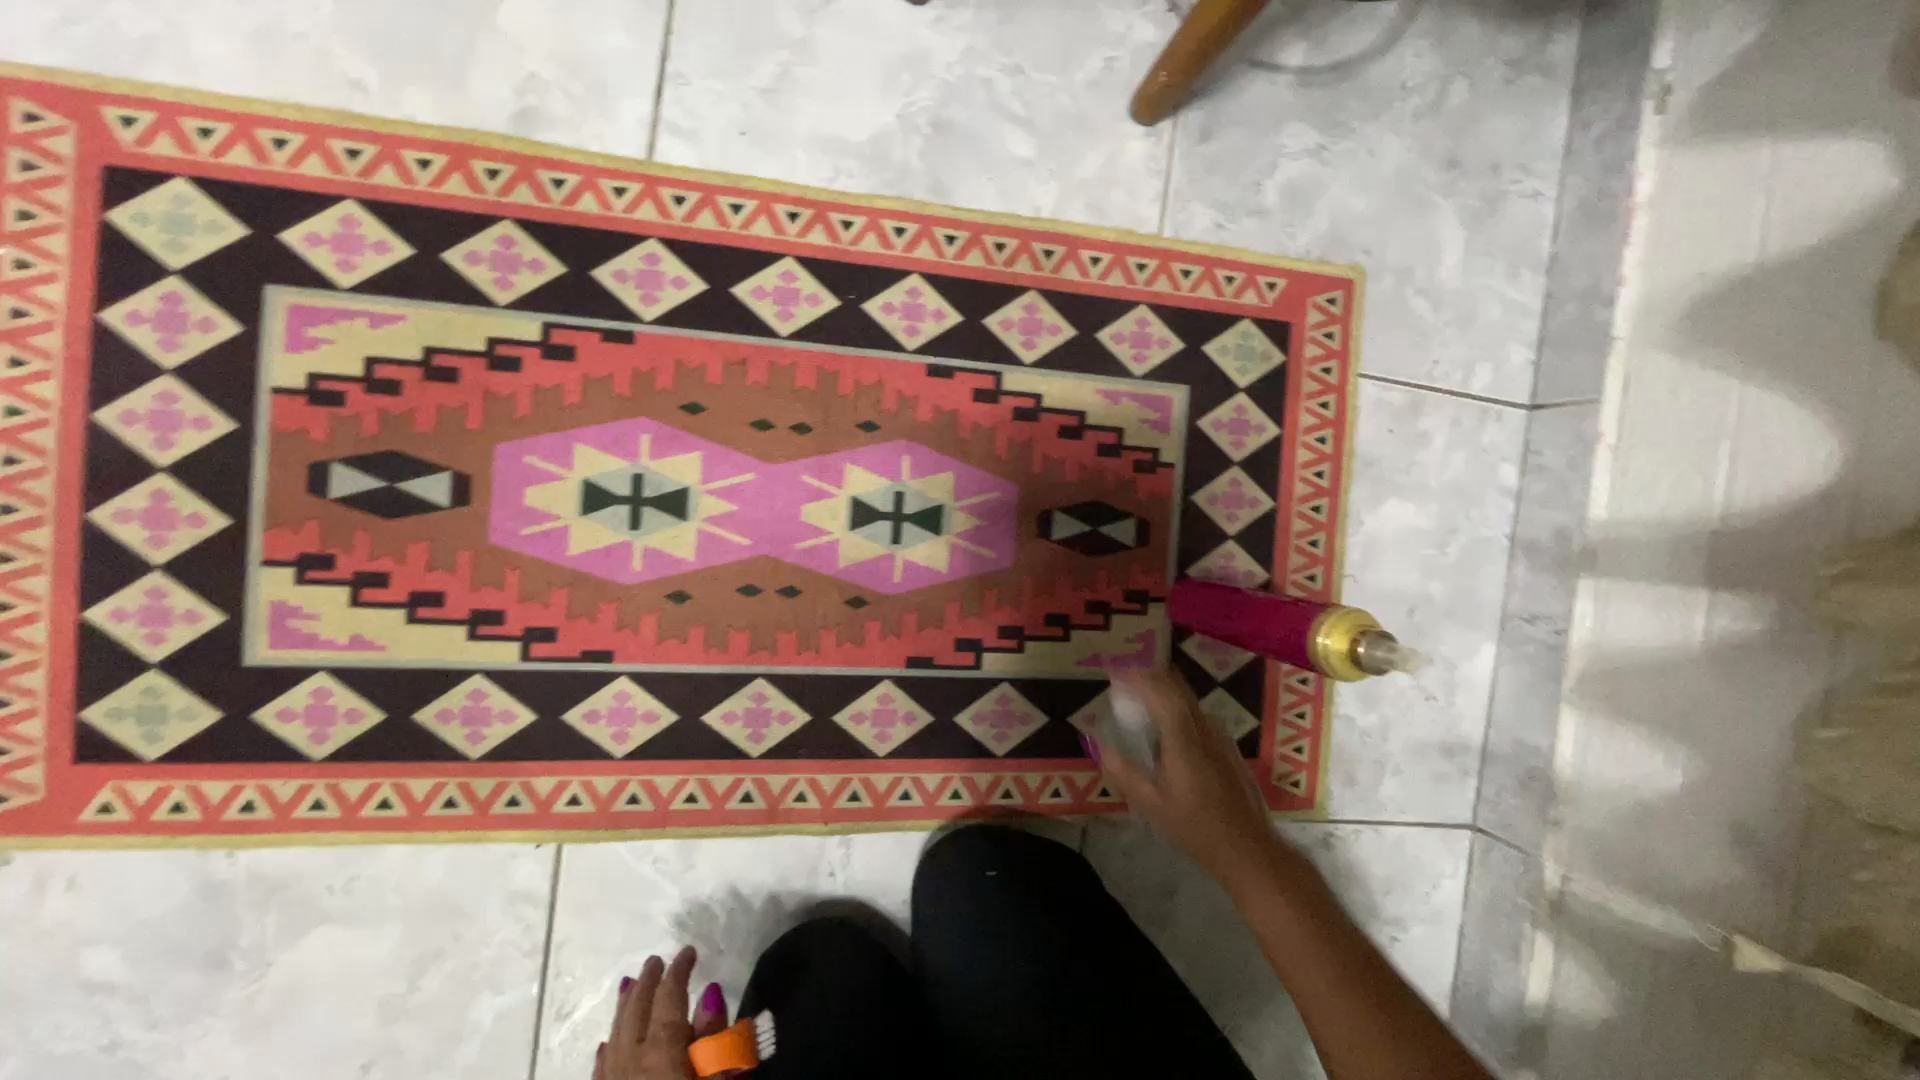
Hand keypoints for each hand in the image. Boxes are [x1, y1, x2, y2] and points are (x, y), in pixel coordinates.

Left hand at [595, 947, 728, 1079]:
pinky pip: (601, 1064)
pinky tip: (608, 1041)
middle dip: (647, 982)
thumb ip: (715, 1035)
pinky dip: (608, 1046)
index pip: (669, 997)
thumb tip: (710, 991)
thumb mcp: (718, 1075)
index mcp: (662, 1049)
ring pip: (616, 1031)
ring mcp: (613, 1078)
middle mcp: (631, 1057)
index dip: (678, 970)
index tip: (688, 950)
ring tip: (630, 985)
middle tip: (655, 960)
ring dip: (625, 1005)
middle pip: (637, 1010)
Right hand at [1088, 666, 1292, 889]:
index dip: (1139, 676)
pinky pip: (1198, 717)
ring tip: (1139, 703)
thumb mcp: (1151, 805)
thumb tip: (1100, 745)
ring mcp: (1222, 737)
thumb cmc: (1196, 829)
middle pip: (1178, 688)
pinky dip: (1177, 710)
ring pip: (1189, 701)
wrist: (1249, 848)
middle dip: (1150, 677)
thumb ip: (1123, 773)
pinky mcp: (1229, 747)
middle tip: (1124, 679)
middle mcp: (1206, 729)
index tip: (1116, 670)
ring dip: (1164, 693)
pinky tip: (1166, 732)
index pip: (1162, 691)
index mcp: (1184, 740)